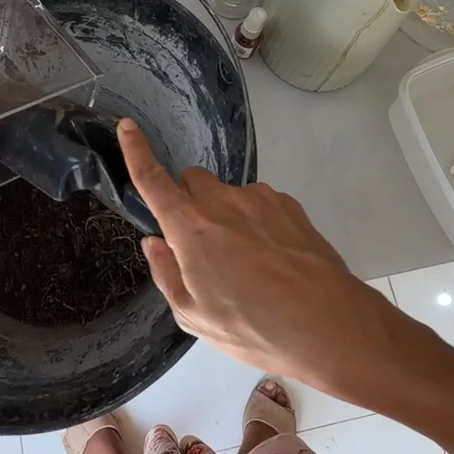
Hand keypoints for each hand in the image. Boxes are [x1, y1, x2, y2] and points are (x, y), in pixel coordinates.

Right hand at [118, 120, 409, 393]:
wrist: (327, 323)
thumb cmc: (252, 327)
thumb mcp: (194, 316)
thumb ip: (166, 274)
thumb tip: (155, 243)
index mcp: (189, 227)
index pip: (153, 179)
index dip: (136, 151)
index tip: (127, 126)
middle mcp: (221, 201)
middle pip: (193, 181)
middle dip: (190, 202)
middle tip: (203, 245)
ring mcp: (258, 198)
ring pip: (228, 194)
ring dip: (227, 215)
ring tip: (249, 263)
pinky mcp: (289, 204)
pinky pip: (260, 203)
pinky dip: (258, 222)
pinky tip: (275, 259)